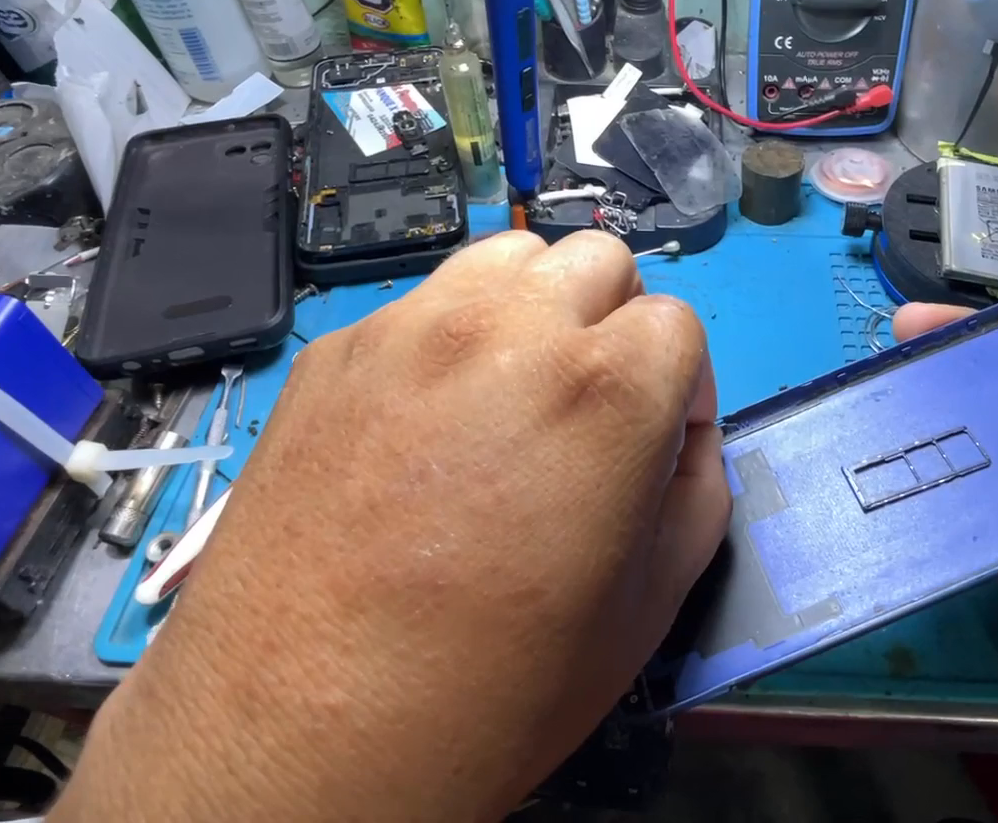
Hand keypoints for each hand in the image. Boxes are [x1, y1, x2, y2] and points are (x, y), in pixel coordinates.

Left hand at [55, 232, 730, 821]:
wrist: (301, 739)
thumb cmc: (499, 682)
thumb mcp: (652, 599)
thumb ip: (696, 484)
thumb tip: (678, 431)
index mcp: (605, 386)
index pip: (678, 321)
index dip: (682, 385)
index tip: (656, 439)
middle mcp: (509, 328)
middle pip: (599, 262)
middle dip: (617, 324)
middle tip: (590, 404)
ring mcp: (411, 327)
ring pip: (509, 258)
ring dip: (537, 306)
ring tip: (515, 386)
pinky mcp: (337, 350)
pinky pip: (425, 305)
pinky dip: (455, 336)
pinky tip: (429, 417)